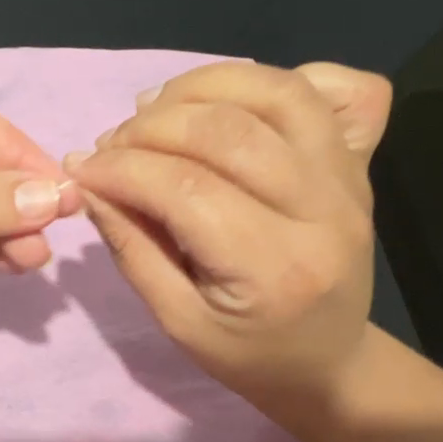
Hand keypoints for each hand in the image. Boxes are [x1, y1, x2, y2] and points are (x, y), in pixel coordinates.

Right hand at [64, 61, 391, 425]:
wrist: (328, 363)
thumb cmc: (247, 354)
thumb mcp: (177, 320)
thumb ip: (132, 248)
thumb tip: (88, 180)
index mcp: (276, 269)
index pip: (188, 189)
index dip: (123, 168)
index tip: (82, 168)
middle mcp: (325, 211)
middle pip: (230, 131)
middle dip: (152, 126)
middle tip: (112, 144)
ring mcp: (350, 178)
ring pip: (277, 92)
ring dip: (202, 86)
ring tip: (155, 108)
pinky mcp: (360, 159)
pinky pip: (331, 88)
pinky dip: (275, 78)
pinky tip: (230, 98)